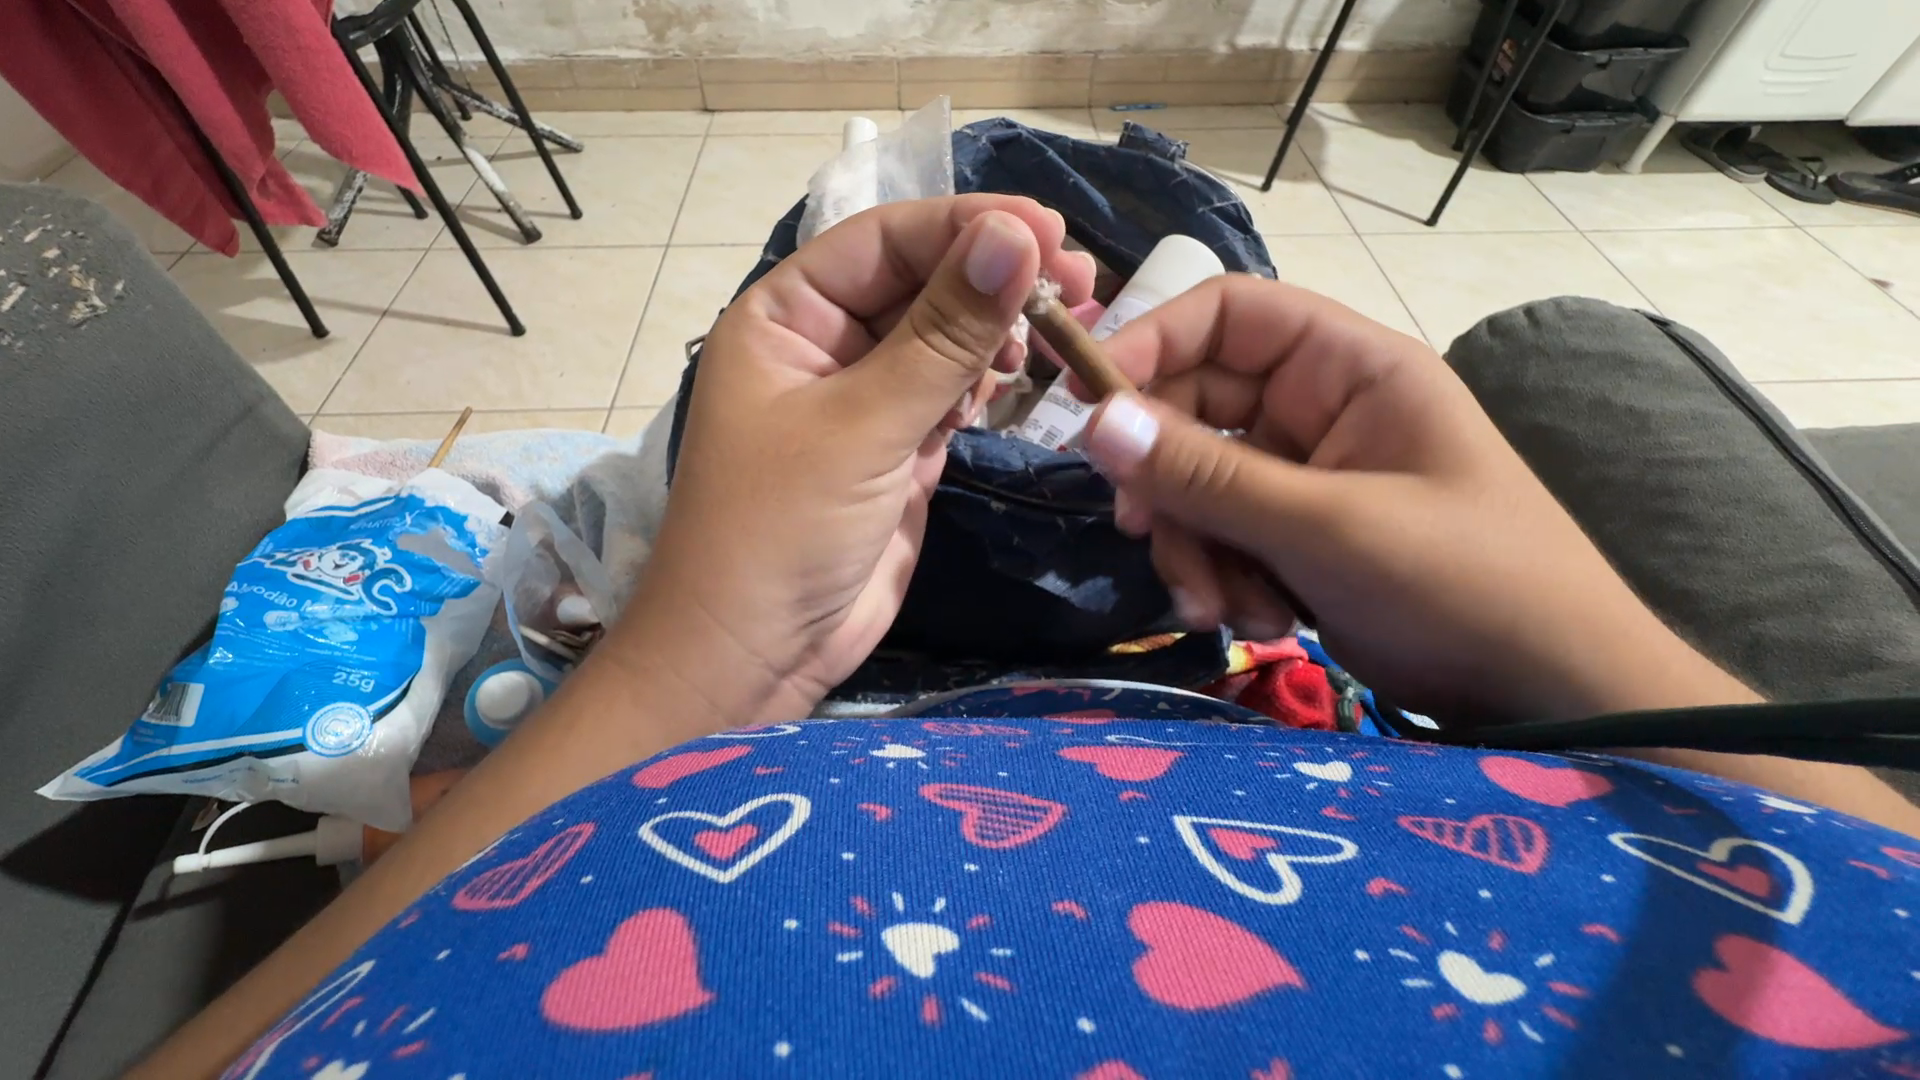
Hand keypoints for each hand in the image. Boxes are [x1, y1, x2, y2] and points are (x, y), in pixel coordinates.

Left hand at [617, 196, 1093, 726]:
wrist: (758, 653)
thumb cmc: (781, 531)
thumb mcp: (861, 427)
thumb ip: (941, 335)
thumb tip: (1014, 237)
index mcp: (787, 316)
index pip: (885, 241)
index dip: (967, 227)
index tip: (1051, 231)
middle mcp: (825, 346)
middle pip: (920, 284)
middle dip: (994, 278)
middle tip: (1078, 280)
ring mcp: (864, 401)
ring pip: (942, 340)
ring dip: (996, 331)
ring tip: (1056, 333)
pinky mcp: (898, 450)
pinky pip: (949, 395)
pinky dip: (984, 385)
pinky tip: (1014, 383)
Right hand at [1080, 275, 1751, 723]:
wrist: (1540, 696)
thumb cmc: (1465, 585)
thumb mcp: (1328, 528)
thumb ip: (1207, 475)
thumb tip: (1094, 424)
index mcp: (1347, 368)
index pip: (1227, 316)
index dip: (1150, 344)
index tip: (1086, 405)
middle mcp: (1314, 410)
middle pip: (1193, 410)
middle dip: (1167, 482)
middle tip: (1140, 530)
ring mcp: (1297, 476)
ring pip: (1194, 484)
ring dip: (1192, 547)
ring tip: (1224, 608)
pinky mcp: (1286, 536)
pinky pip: (1215, 535)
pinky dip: (1217, 577)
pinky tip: (1255, 620)